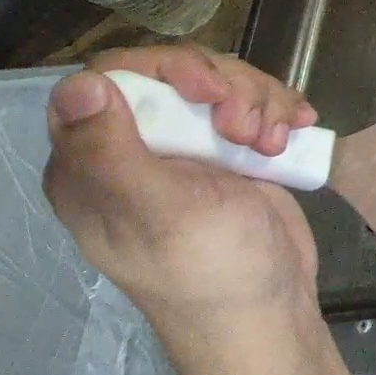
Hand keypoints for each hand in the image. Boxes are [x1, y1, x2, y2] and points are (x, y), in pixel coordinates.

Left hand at [44, 45, 348, 374]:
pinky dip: (285, 110)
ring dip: (263, 102)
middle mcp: (138, 148)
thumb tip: (78, 86)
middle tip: (247, 130)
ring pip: (227, 82)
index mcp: (95, 163)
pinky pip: (260, 102)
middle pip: (180, 72)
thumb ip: (113, 152)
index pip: (112, 78)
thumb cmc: (207, 267)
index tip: (209, 92)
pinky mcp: (235, 151)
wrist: (269, 305)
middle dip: (230, 88)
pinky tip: (297, 132)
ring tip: (274, 144)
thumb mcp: (160, 211)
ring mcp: (190, 149)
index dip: (165, 69)